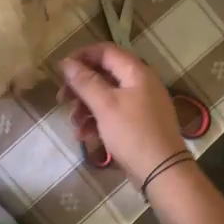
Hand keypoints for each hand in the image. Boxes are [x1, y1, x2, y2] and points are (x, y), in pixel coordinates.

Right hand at [59, 43, 188, 180]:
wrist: (162, 172)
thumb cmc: (133, 133)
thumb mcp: (105, 105)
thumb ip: (85, 82)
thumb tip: (66, 63)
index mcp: (136, 72)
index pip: (105, 51)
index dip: (81, 56)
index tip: (60, 71)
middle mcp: (140, 83)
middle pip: (104, 74)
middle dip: (80, 86)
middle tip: (61, 99)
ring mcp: (141, 104)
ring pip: (106, 96)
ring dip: (85, 106)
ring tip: (73, 123)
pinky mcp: (138, 123)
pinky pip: (113, 114)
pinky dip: (97, 121)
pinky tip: (84, 136)